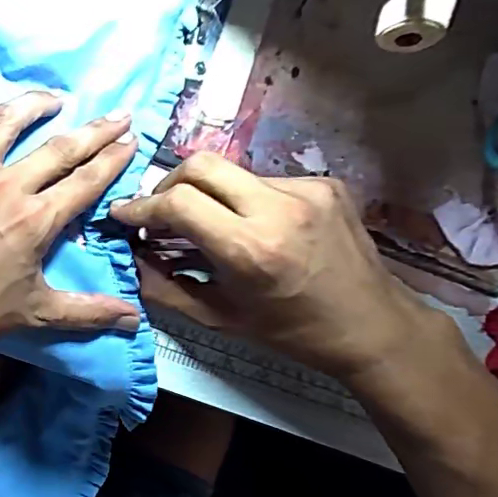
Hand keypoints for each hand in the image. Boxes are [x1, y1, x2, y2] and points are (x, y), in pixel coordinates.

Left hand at [0, 93, 140, 367]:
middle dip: (95, 129)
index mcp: (36, 219)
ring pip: (4, 122)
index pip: (87, 180)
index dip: (113, 157)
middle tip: (118, 114)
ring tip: (54, 98)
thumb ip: (88, 311)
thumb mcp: (37, 313)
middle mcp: (6, 186)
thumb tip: (133, 321)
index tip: (131, 138)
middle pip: (59, 147)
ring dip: (34, 105)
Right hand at [109, 153, 446, 380]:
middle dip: (168, 183)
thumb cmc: (293, 332)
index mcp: (251, 249)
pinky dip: (246, 200)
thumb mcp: (223, 319)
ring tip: (210, 226)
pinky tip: (254, 226)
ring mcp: (307, 189)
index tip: (125, 216)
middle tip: (160, 212)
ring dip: (210, 194)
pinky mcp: (325, 183)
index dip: (142, 206)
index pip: (179, 203)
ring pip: (234, 172)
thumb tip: (131, 263)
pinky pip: (266, 181)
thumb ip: (168, 289)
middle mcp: (279, 207)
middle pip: (201, 164)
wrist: (372, 325)